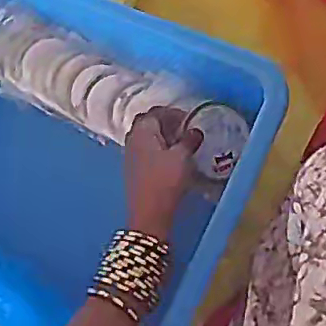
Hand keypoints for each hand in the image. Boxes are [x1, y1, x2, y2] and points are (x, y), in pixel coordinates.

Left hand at [123, 106, 201, 239]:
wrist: (149, 212)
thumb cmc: (166, 180)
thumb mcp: (182, 157)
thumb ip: (189, 139)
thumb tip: (195, 130)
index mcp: (142, 131)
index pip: (156, 112)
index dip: (174, 113)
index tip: (189, 120)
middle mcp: (132, 138)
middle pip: (148, 122)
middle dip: (166, 122)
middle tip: (184, 129)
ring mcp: (130, 154)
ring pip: (146, 136)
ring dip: (161, 135)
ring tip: (180, 143)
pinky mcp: (133, 168)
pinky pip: (145, 149)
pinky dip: (157, 147)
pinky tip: (170, 158)